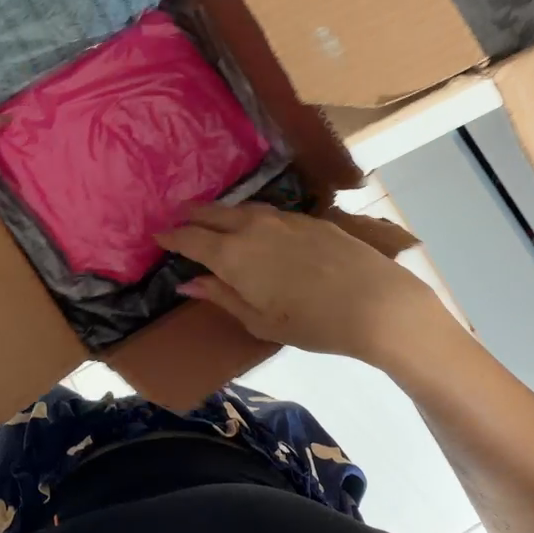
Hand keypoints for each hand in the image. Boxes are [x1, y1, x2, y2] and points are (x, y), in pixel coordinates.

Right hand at [157, 203, 459, 365]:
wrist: (377, 303)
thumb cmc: (313, 323)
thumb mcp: (259, 321)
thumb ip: (221, 297)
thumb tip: (187, 284)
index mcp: (232, 255)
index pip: (190, 239)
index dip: (170, 237)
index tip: (156, 235)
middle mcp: (251, 228)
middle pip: (211, 213)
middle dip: (190, 214)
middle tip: (176, 216)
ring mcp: (282, 219)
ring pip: (240, 208)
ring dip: (219, 211)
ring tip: (210, 216)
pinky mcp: (308, 219)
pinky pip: (267, 211)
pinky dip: (250, 215)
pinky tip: (255, 224)